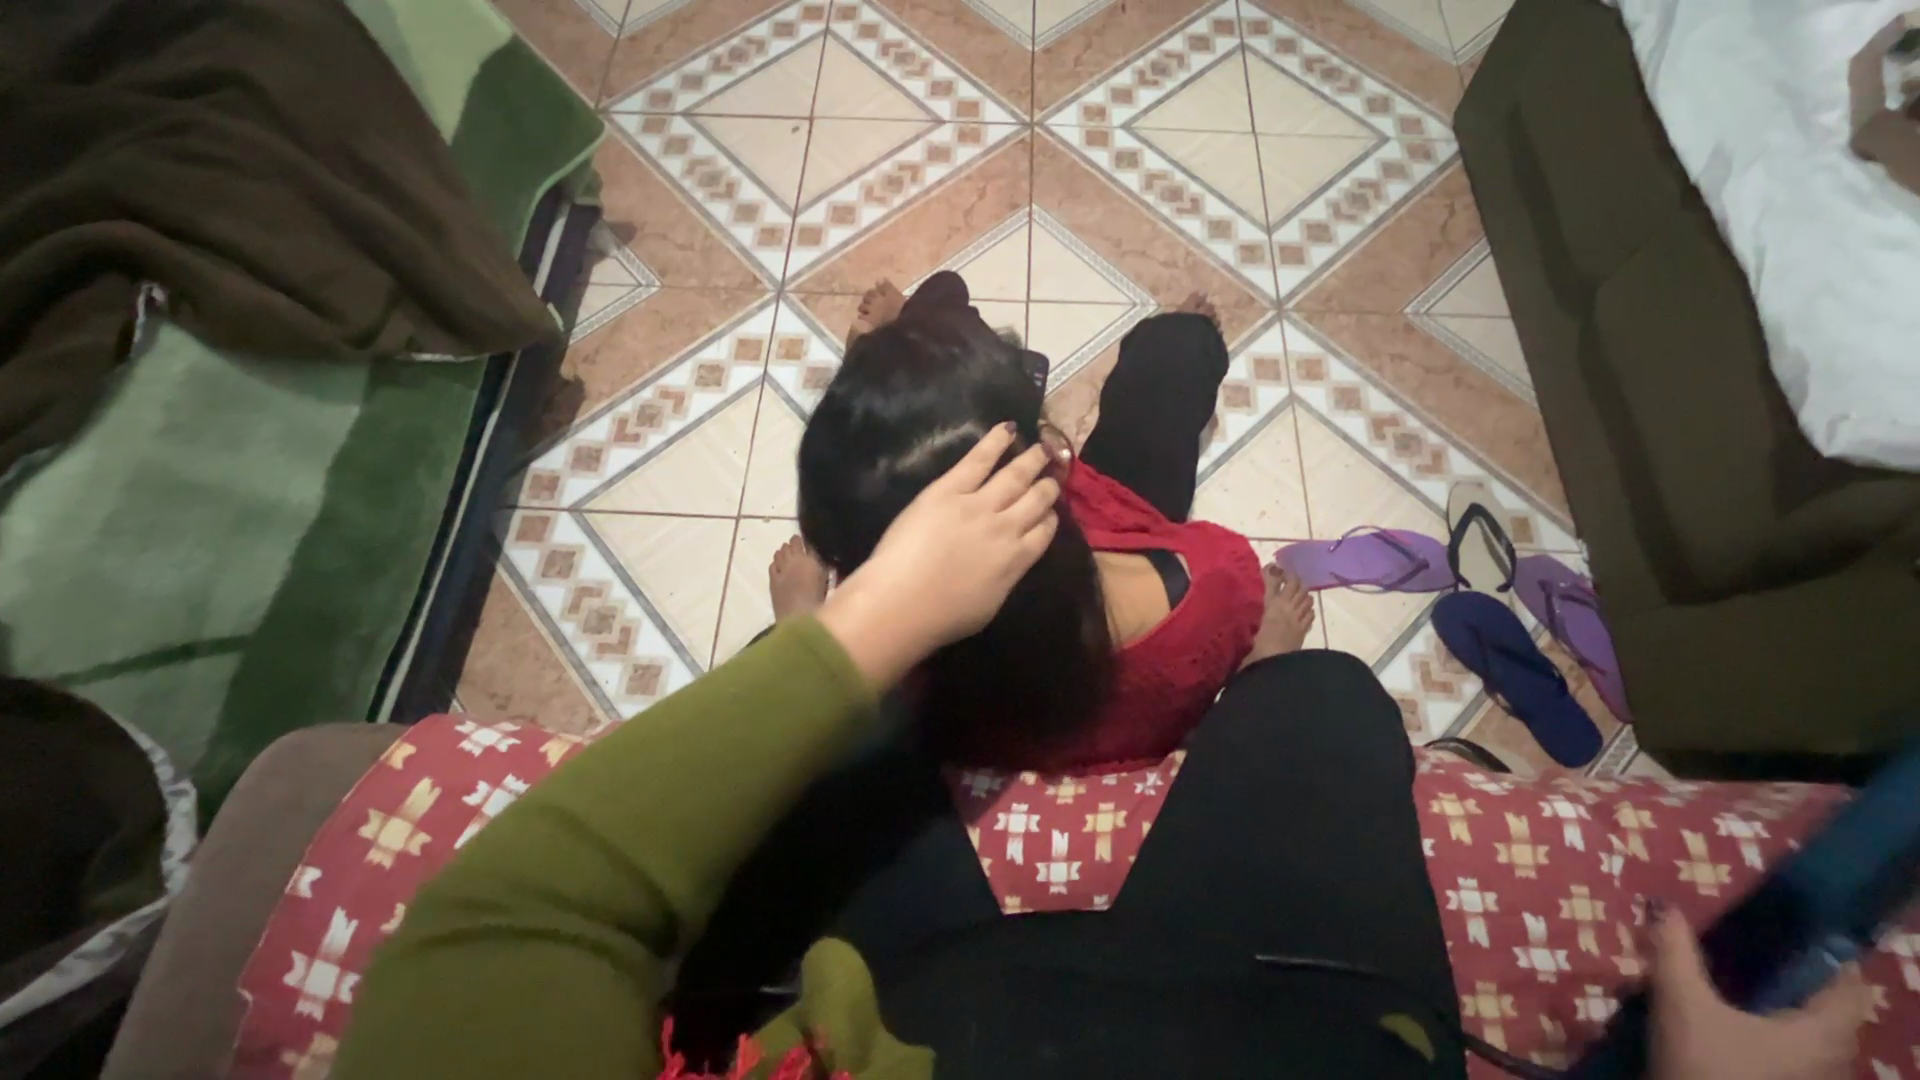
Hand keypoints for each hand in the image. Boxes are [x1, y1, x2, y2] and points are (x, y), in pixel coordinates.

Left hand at [816, 423, 1059, 687]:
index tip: (1051, 511)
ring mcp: (979, 505)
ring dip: (1032, 459)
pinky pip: (978, 460)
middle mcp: (1006, 528)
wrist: (903, 602)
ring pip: (1015, 475)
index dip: (1050, 518)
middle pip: (1036, 499)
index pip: (1045, 532)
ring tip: (1042, 447)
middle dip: (1048, 484)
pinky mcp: (949, 490)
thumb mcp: (989, 604)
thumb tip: (1010, 562)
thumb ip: (1005, 577)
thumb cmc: (942, 616)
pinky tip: (1007, 429)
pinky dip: (995, 443)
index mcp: (1017, 560)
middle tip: (1054, 472)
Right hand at [1650, 910, 1871, 1079]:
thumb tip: (1664, 905)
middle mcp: (1833, 1058)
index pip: (1849, 985)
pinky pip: (1789, 1043)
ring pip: (1805, 1026)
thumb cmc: (1706, 1063)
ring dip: (1774, 997)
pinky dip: (1765, 1020)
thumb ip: (1673, 950)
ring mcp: (1812, 1077)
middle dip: (1788, 971)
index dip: (1825, 952)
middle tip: (1746, 941)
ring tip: (1729, 971)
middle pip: (1825, 1005)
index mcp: (1824, 1034)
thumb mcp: (1681, 1000)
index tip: (1785, 924)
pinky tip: (1724, 1010)